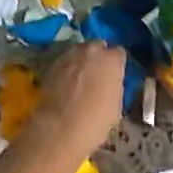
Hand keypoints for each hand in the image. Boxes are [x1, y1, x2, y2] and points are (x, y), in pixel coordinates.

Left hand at [24, 42, 125, 168]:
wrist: (61, 126)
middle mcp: (90, 50)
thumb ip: (114, 84)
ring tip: (81, 75)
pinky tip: (67, 80)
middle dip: (98, 56)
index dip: (117, 63)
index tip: (116, 73)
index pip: (118, 53)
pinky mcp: (53, 62)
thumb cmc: (96, 120)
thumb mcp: (116, 104)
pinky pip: (65, 60)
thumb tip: (110, 81)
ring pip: (79, 50)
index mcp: (111, 60)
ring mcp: (69, 54)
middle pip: (97, 46)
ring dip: (82, 59)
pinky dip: (68, 66)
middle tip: (98, 72)